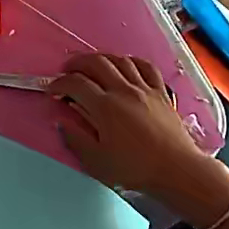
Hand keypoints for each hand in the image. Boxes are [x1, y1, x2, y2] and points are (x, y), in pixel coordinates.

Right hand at [50, 54, 223, 203]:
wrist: (176, 170)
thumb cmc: (136, 169)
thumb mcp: (97, 161)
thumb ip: (76, 139)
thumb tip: (62, 123)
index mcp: (105, 107)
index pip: (76, 83)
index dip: (59, 83)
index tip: (52, 89)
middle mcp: (124, 91)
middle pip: (96, 63)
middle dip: (77, 63)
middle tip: (67, 70)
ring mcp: (144, 89)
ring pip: (120, 60)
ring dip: (102, 58)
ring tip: (93, 66)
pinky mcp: (161, 92)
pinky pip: (146, 67)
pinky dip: (132, 61)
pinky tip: (126, 65)